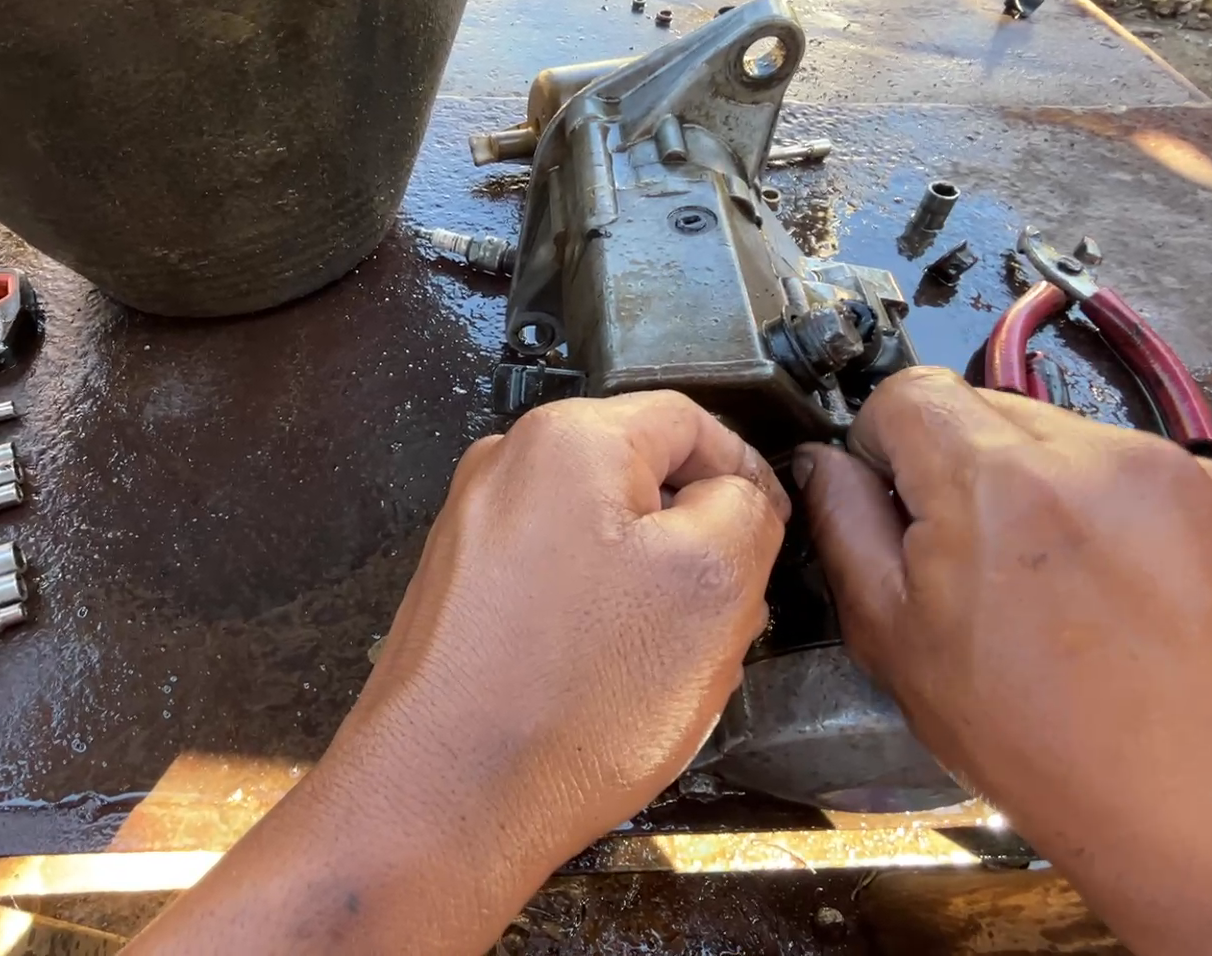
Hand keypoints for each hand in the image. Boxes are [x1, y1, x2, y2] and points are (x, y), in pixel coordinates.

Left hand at [127, 392, 788, 954]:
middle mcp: (507, 462)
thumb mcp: (710, 583)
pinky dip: (593, 602)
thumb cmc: (575, 692)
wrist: (443, 790)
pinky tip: (603, 667)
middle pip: (637, 476)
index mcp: (566, 437)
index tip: (768, 531)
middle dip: (691, 535)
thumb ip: (744, 508)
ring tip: (659, 654)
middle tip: (722, 609)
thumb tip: (734, 492)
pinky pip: (554, 567)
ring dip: (645, 577)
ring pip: (598, 528)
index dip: (743, 472)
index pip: (687, 422)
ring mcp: (476, 520)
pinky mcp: (463, 575)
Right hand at [797, 366, 1211, 954]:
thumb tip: (824, 461)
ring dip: (1026, 482)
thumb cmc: (1033, 736)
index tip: (894, 494)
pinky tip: (1107, 584)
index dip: (881, 438)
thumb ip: (841, 522)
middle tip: (962, 549)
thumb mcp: (889, 631)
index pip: (906, 390)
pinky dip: (1097, 506)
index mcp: (994, 484)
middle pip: (980, 406)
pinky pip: (1129, 469)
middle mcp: (1093, 456)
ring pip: (1053, 434)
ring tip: (1040, 576)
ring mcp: (1180, 473)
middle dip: (952, 463)